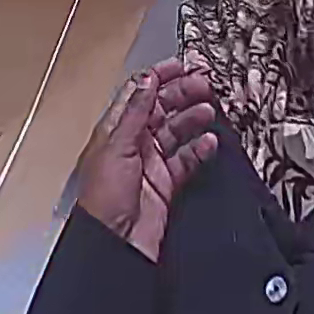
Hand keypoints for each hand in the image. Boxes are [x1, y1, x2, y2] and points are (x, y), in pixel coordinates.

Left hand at [76, 59, 219, 260]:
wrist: (113, 249)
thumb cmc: (103, 200)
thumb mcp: (117, 147)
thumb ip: (136, 111)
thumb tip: (148, 79)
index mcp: (116, 129)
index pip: (139, 92)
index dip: (159, 76)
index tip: (180, 65)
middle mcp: (134, 142)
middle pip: (162, 107)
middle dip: (182, 92)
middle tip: (204, 83)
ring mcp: (151, 162)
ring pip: (177, 130)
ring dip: (193, 117)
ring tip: (209, 110)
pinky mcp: (167, 184)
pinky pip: (187, 159)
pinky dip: (200, 149)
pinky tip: (210, 142)